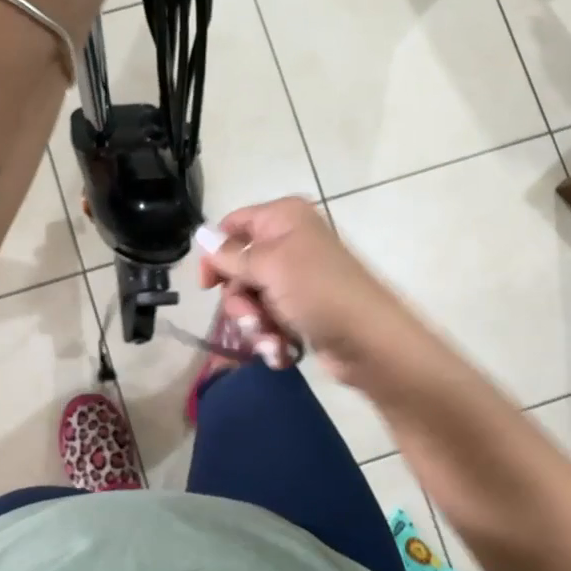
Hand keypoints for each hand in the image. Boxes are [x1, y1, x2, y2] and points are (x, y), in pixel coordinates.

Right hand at [198, 198, 421, 379]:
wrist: (371, 343)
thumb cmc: (320, 293)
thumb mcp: (269, 267)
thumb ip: (230, 254)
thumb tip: (200, 235)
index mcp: (283, 218)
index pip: (233, 225)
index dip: (216, 253)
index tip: (207, 285)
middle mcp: (288, 243)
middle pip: (238, 269)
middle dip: (240, 301)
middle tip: (253, 318)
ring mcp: (295, 280)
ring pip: (250, 301)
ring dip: (255, 325)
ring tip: (273, 341)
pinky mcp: (300, 311)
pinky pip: (268, 321)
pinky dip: (271, 338)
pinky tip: (282, 351)